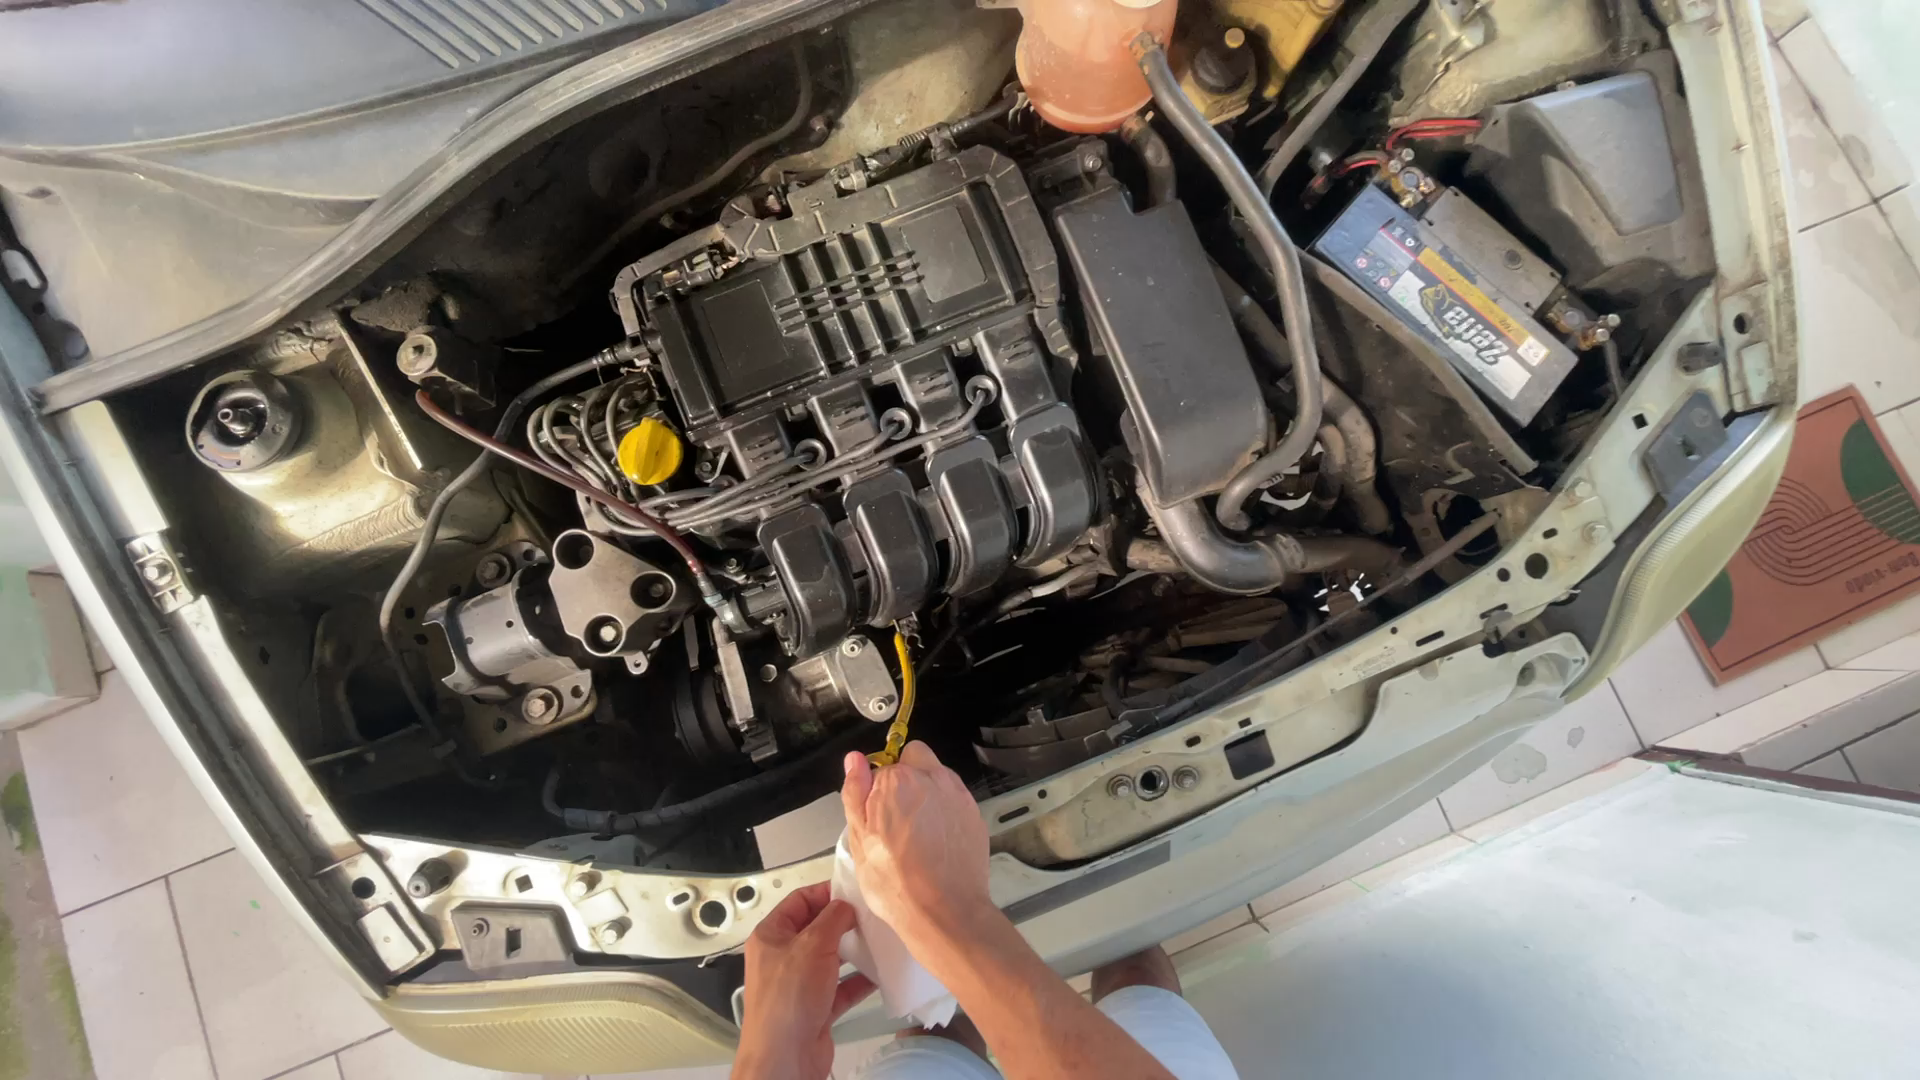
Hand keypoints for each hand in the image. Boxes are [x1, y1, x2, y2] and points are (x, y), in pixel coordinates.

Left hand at [734, 883, 873, 1079]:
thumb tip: (847, 905)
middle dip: (843, 922)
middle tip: (871, 914)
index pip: (799, 900)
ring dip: (853, 951)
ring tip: (879, 940)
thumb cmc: (790, 997)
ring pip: (830, 958)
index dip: (825, 891)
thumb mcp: (814, 944)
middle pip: (816, 928)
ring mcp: (798, 984)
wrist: (784, 1062)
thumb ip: (834, 917)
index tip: (854, 889)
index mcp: (771, 935)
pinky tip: (879, 974)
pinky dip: (858, 981)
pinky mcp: (814, 1009)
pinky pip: (840, 987)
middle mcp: (782, 957)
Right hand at [840, 741, 992, 946]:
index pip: (882, 767)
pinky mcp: (974, 811)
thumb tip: (854, 760)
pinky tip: (938, 841)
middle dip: (905, 776)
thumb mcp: (860, 840)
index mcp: (897, 779)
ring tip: (918, 833)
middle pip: (914, 757)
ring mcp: (957, 793)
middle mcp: (932, 776)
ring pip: (937, 775)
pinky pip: (954, 798)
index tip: (877, 816)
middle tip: (897, 816)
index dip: (876, 790)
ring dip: (927, 791)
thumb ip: (855, 793)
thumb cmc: (896, 882)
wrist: (946, 912)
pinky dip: (945, 810)